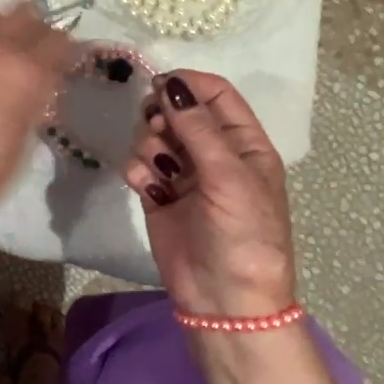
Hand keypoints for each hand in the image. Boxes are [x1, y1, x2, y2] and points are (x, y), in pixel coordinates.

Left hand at [0, 3, 73, 245]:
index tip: (66, 58)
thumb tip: (43, 82)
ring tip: (6, 50)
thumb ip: (38, 96)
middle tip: (38, 48)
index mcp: (28, 70)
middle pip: (26, 14)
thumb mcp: (27, 131)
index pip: (59, 40)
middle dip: (36, 28)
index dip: (66, 49)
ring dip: (5, 27)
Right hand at [122, 70, 295, 318]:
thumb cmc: (242, 236)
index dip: (188, 84)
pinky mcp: (157, 194)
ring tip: (158, 170)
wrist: (224, 300)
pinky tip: (148, 190)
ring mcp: (183, 174)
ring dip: (149, 144)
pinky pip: (138, 164)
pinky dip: (138, 171)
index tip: (158, 87)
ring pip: (153, 134)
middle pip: (178, 110)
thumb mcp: (229, 177)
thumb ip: (198, 128)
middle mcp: (213, 153)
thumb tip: (171, 83)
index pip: (216, 94)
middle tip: (158, 129)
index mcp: (244, 144)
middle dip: (161, 114)